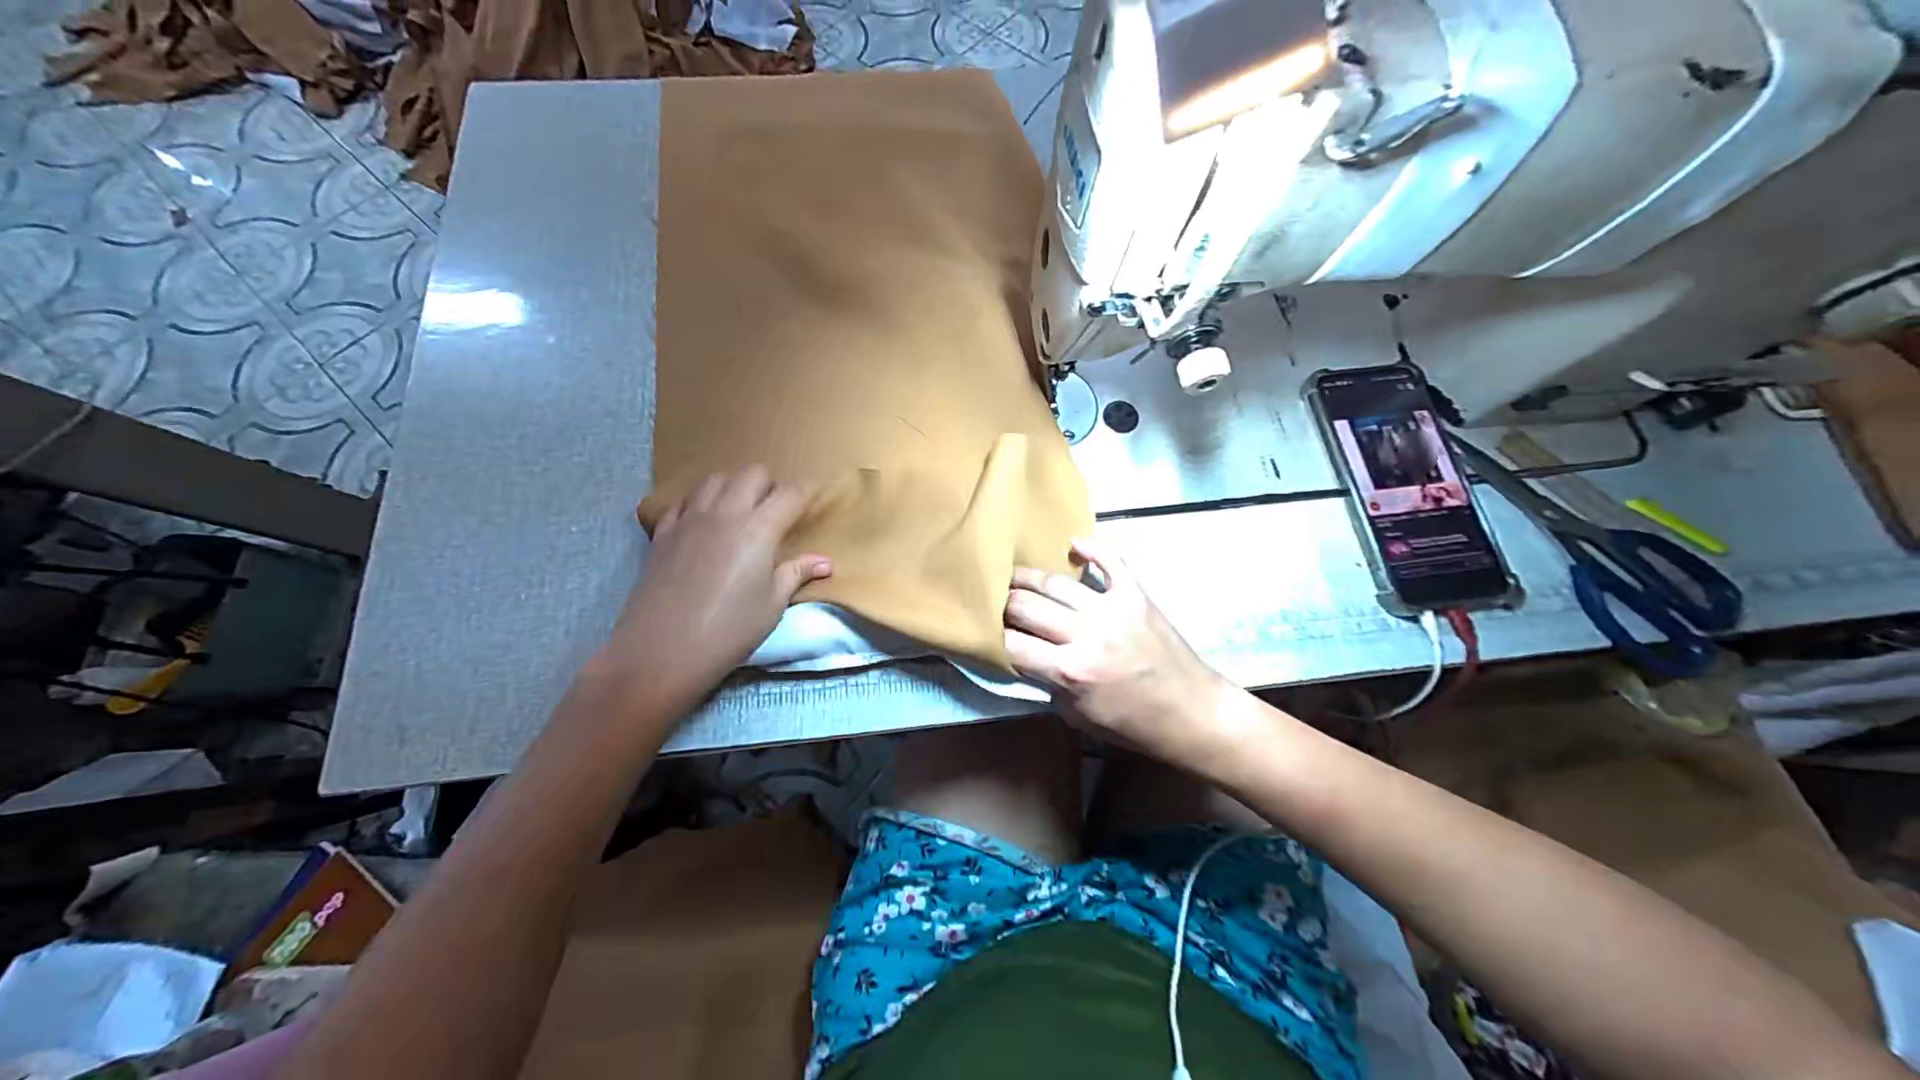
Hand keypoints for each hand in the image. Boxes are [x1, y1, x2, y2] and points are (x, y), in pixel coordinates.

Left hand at [588, 466, 830, 718]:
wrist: (663, 651)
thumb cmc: (729, 631)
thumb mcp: (772, 605)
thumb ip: (796, 574)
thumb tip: (824, 562)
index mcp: (759, 529)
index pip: (790, 494)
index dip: (806, 494)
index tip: (812, 502)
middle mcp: (725, 512)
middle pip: (753, 474)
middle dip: (770, 485)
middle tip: (776, 512)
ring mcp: (690, 518)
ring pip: (716, 479)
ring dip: (734, 487)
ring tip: (740, 511)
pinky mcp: (663, 532)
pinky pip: (684, 501)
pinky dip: (699, 503)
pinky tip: (704, 523)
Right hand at [1003, 537, 1240, 772]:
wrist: (1192, 713)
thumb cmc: (1132, 725)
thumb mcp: (1077, 715)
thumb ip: (1046, 682)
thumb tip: (1019, 655)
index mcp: (1070, 672)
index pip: (1012, 644)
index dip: (990, 636)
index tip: (980, 631)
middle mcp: (1087, 635)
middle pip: (1026, 606)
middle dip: (1001, 603)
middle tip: (992, 602)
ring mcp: (1112, 610)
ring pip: (1055, 582)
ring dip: (1028, 578)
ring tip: (1013, 578)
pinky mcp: (1136, 595)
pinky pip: (1110, 560)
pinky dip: (1091, 548)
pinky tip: (1072, 545)